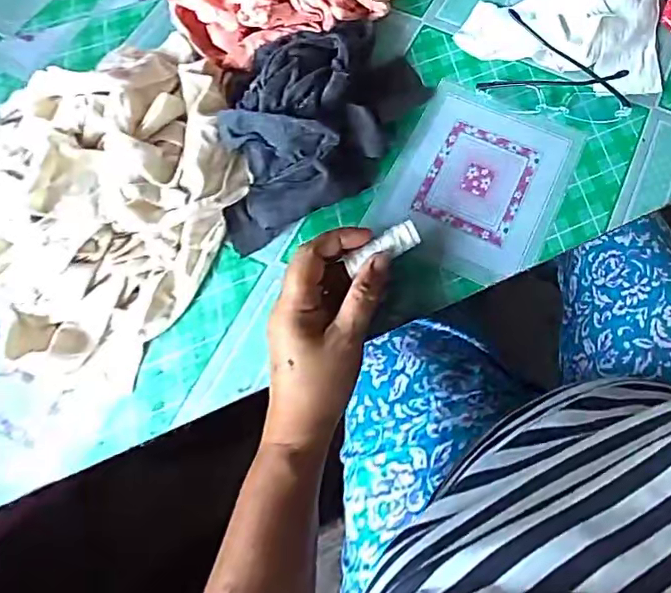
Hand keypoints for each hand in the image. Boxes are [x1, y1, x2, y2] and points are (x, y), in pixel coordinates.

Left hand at [263, 227, 388, 449]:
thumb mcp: (349, 336)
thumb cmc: (322, 384)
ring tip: (379, 275)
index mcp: (291, 304)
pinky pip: (324, 296)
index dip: (340, 238)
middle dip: (348, 252)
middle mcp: (288, 305)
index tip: (373, 239)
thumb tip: (381, 256)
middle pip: (314, 262)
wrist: (300, 431)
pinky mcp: (305, 328)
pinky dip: (346, 289)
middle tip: (380, 255)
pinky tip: (367, 295)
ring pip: (321, 278)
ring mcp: (295, 317)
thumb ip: (365, 293)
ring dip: (349, 270)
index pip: (310, 253)